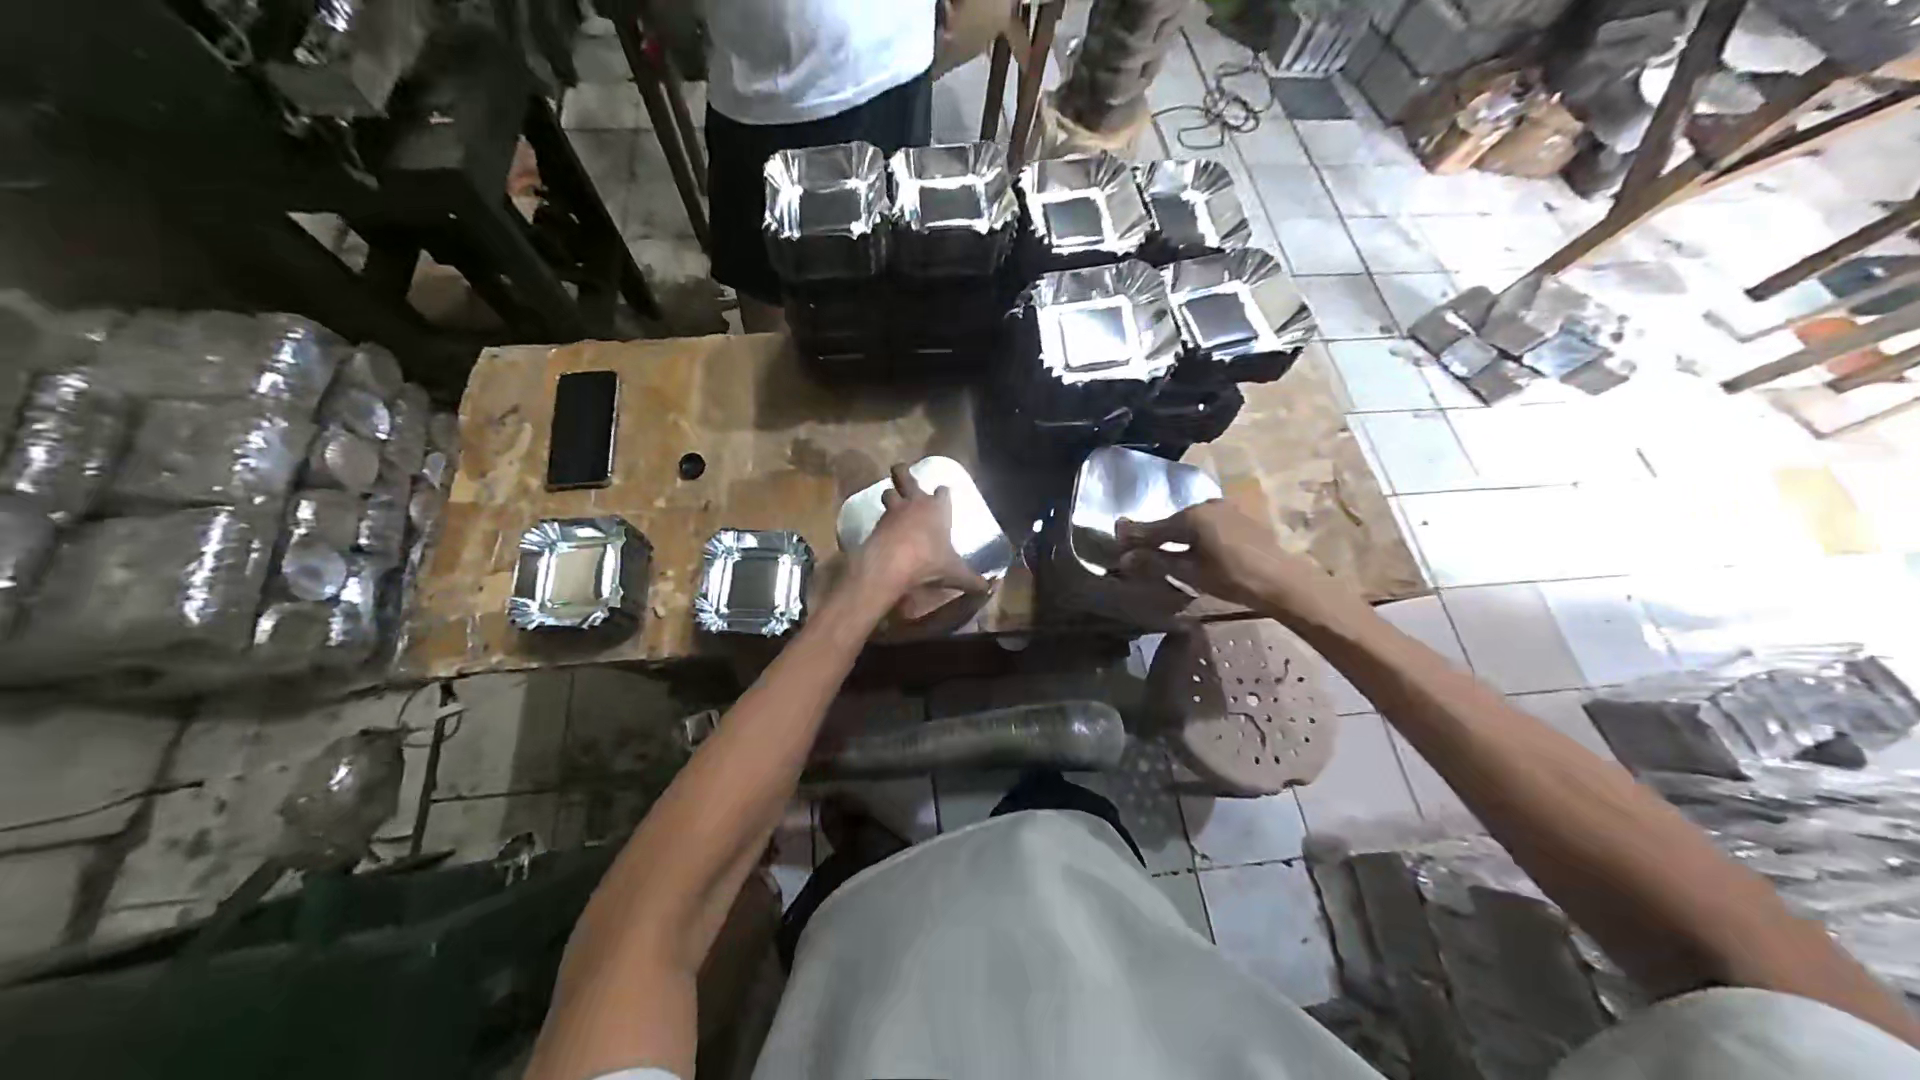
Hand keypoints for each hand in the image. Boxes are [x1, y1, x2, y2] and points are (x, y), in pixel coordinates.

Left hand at [852, 465, 991, 607]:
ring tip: (892, 500)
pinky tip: (883, 529)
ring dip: (890, 495)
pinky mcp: (876, 523)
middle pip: (906, 476)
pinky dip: (881, 520)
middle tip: (901, 470)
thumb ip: (973, 581)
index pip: (943, 492)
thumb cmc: (929, 562)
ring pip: (888, 492)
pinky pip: (879, 516)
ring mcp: (893, 511)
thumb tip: (989, 589)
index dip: (943, 493)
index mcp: (938, 509)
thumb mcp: (956, 574)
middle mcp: (915, 504)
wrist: (892, 565)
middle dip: (903, 472)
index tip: (943, 493)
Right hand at [1115, 500, 1346, 616]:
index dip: (1134, 536)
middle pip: (1172, 521)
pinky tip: (1194, 546)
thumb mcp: (1189, 572)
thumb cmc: (1232, 577)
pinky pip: (1207, 522)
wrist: (1281, 580)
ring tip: (1166, 550)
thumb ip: (1155, 561)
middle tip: (1139, 549)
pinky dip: (1195, 533)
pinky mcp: (1239, 516)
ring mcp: (1225, 508)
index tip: (1117, 541)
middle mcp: (1205, 504)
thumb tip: (1125, 558)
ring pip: (1190, 521)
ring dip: (1176, 534)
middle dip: (1155, 535)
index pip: (1153, 527)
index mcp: (1191, 516)